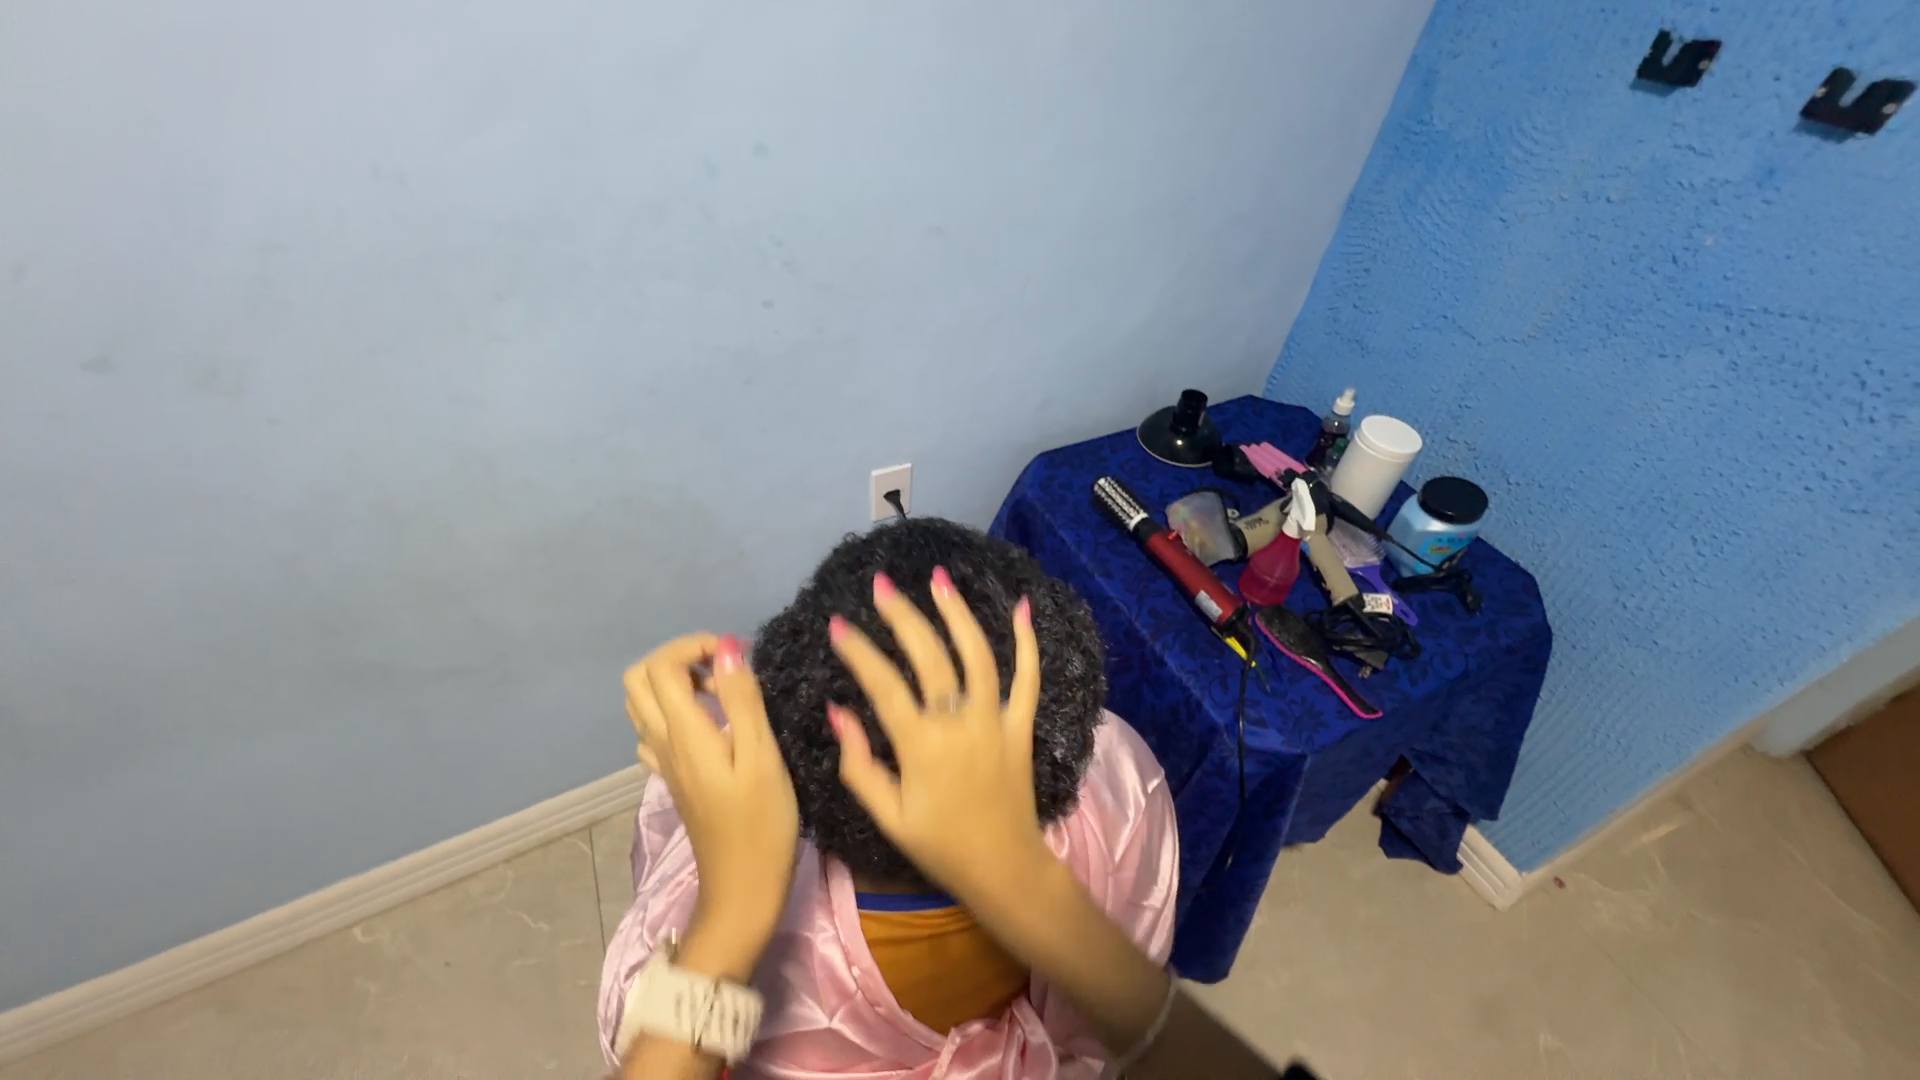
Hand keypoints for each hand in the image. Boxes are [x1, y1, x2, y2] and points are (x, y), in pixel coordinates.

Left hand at [624, 634, 798, 979]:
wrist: (742, 887)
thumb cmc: (761, 822)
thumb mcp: (762, 756)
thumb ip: (742, 700)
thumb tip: (728, 649)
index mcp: (683, 734)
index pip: (661, 666)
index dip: (695, 645)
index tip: (737, 656)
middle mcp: (662, 743)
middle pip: (638, 679)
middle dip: (678, 657)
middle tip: (723, 668)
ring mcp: (663, 762)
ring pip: (643, 703)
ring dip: (676, 682)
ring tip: (722, 692)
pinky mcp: (673, 777)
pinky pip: (656, 729)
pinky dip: (678, 710)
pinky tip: (713, 724)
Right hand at [826, 568, 1057, 906]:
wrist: (1003, 867)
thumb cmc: (939, 845)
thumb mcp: (887, 817)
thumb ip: (858, 764)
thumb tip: (838, 712)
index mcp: (920, 745)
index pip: (883, 685)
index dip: (859, 651)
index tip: (839, 623)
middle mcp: (958, 723)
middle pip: (930, 657)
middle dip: (903, 616)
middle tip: (882, 585)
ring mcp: (994, 720)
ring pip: (978, 655)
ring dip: (958, 613)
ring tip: (939, 580)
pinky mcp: (1020, 725)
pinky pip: (1028, 678)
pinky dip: (1026, 642)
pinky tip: (1021, 607)